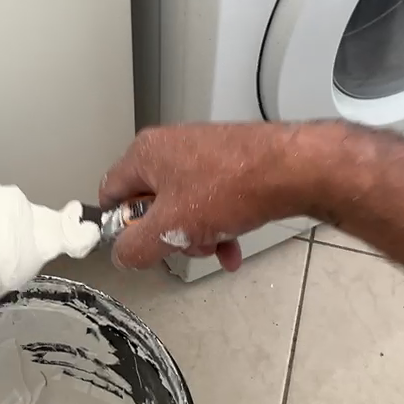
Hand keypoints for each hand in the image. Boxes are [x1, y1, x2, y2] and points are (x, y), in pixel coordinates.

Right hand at [98, 123, 310, 269]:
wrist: (293, 168)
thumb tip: (122, 255)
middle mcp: (168, 148)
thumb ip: (136, 246)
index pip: (110, 193)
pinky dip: (216, 224)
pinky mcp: (226, 163)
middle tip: (188, 247)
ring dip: (195, 235)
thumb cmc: (229, 189)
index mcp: (144, 154)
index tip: (140, 246)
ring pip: (182, 206)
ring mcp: (200, 153)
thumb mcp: (172, 228)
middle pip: (149, 204)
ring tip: (218, 248)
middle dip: (167, 234)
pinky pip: (209, 200)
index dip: (119, 225)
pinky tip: (233, 247)